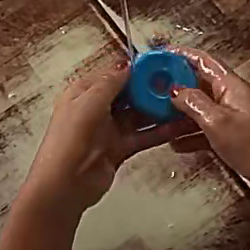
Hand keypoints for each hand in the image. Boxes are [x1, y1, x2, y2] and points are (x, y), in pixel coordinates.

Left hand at [20, 56, 197, 215]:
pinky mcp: (119, 149)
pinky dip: (160, 131)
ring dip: (158, 109)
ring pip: (138, 115)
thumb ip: (110, 82)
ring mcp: (108, 130)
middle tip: (177, 82)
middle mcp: (96, 109)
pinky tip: (179, 126)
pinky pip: (143, 136)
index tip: (159, 64)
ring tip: (183, 102)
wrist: (65, 185)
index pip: (111, 75)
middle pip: (127, 94)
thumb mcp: (89, 101)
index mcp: (83, 93)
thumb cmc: (70, 138)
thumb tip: (127, 66)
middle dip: (149, 88)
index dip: (133, 69)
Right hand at [168, 48, 249, 210]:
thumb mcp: (219, 122)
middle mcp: (232, 98)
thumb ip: (194, 103)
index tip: (156, 55)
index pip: (202, 61)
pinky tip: (175, 144)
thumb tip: (173, 89)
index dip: (179, 56)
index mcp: (232, 86)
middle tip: (147, 90)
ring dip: (178, 113)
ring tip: (154, 118)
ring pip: (199, 109)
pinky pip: (205, 130)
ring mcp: (233, 119)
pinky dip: (190, 135)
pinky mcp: (233, 139)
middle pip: (198, 84)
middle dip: (173, 85)